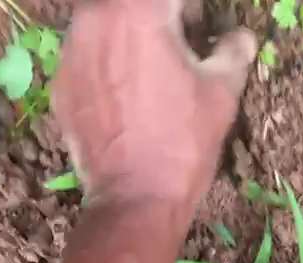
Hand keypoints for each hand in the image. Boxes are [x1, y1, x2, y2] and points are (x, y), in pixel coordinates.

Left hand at [53, 0, 254, 227]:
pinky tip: (128, 102)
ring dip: (129, 40)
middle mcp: (96, 17)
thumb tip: (241, 38)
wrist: (135, 202)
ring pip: (105, 26)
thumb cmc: (183, 147)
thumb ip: (232, 54)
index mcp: (138, 10)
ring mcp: (72, 52)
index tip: (200, 22)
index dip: (191, 9)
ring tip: (151, 76)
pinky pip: (88, 61)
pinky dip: (108, 70)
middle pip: (132, 6)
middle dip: (157, 20)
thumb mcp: (221, 97)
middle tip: (178, 47)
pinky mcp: (61, 86)